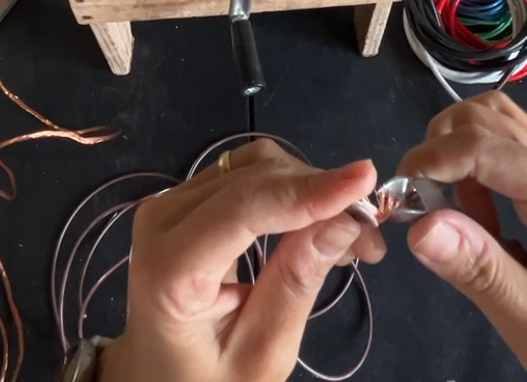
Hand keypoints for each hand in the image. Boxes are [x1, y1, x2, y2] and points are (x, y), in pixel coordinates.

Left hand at [100, 140, 386, 381]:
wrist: (154, 379)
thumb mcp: (258, 358)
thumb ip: (296, 286)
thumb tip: (344, 222)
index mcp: (168, 269)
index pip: (243, 207)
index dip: (306, 190)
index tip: (365, 179)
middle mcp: (162, 217)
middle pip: (255, 178)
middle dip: (321, 194)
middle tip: (372, 236)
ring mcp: (172, 201)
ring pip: (257, 166)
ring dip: (310, 190)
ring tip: (349, 236)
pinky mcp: (187, 196)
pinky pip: (248, 174)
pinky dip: (291, 190)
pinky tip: (318, 221)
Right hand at [398, 93, 526, 381]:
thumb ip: (483, 275)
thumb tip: (417, 223)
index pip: (485, 146)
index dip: (433, 159)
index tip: (397, 196)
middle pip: (485, 118)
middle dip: (439, 149)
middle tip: (418, 206)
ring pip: (492, 121)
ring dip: (455, 151)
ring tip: (449, 211)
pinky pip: (504, 146)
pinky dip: (473, 164)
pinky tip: (478, 216)